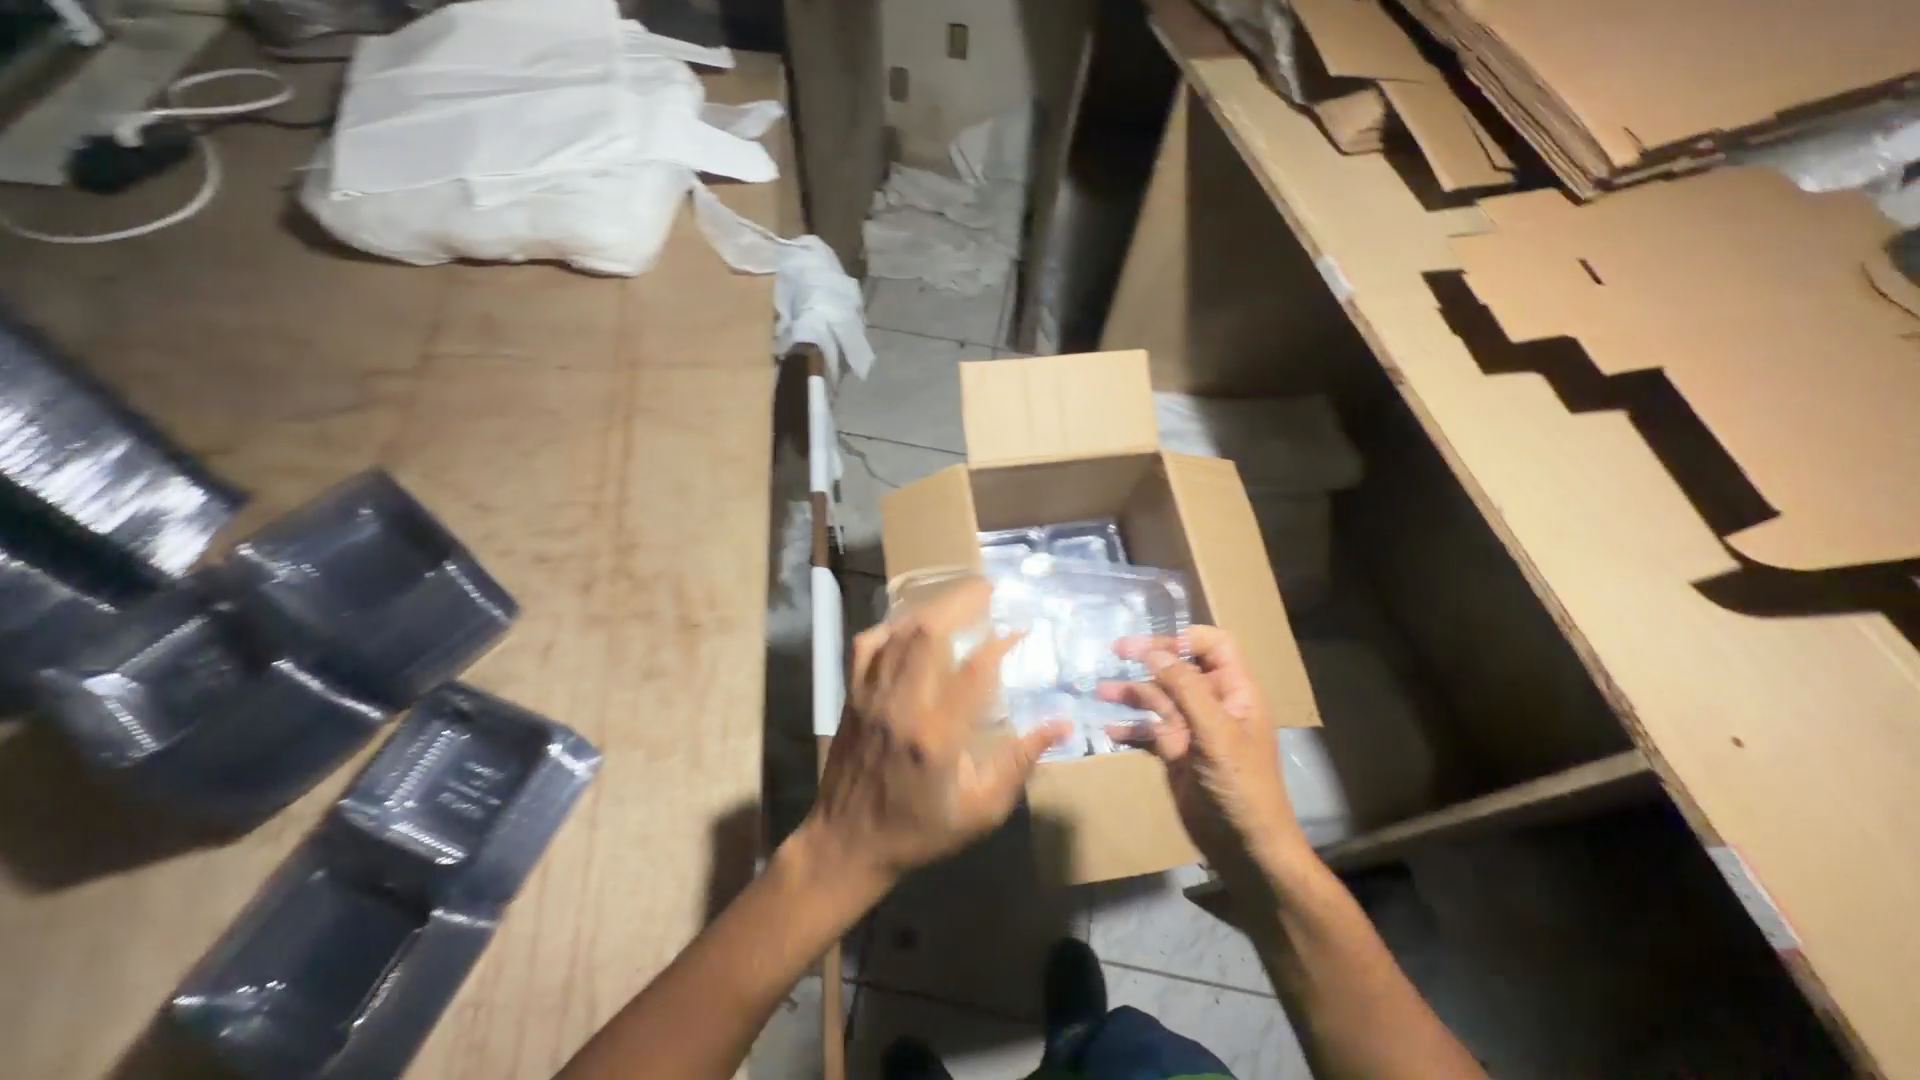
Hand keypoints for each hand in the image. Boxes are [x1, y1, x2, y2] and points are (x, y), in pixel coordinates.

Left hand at [799, 577, 1067, 890]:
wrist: (846, 844)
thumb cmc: (919, 832)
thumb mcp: (980, 811)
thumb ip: (1019, 763)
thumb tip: (1060, 725)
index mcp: (936, 738)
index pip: (974, 670)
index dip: (1000, 642)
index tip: (1020, 629)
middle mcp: (900, 707)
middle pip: (929, 633)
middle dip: (962, 602)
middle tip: (989, 589)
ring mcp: (870, 697)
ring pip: (899, 633)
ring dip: (932, 608)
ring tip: (959, 598)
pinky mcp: (851, 696)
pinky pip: (867, 645)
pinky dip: (891, 626)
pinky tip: (910, 624)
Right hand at [1099, 626, 1307, 868]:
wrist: (1245, 845)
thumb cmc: (1241, 784)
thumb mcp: (1216, 731)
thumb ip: (1185, 688)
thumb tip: (1153, 652)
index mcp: (1236, 692)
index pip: (1215, 646)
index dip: (1186, 639)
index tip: (1154, 646)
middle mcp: (1214, 705)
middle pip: (1180, 668)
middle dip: (1150, 658)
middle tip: (1115, 651)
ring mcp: (1193, 730)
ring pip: (1159, 699)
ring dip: (1132, 692)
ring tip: (1100, 690)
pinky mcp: (1176, 755)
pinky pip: (1149, 732)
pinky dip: (1130, 728)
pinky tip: (1110, 729)